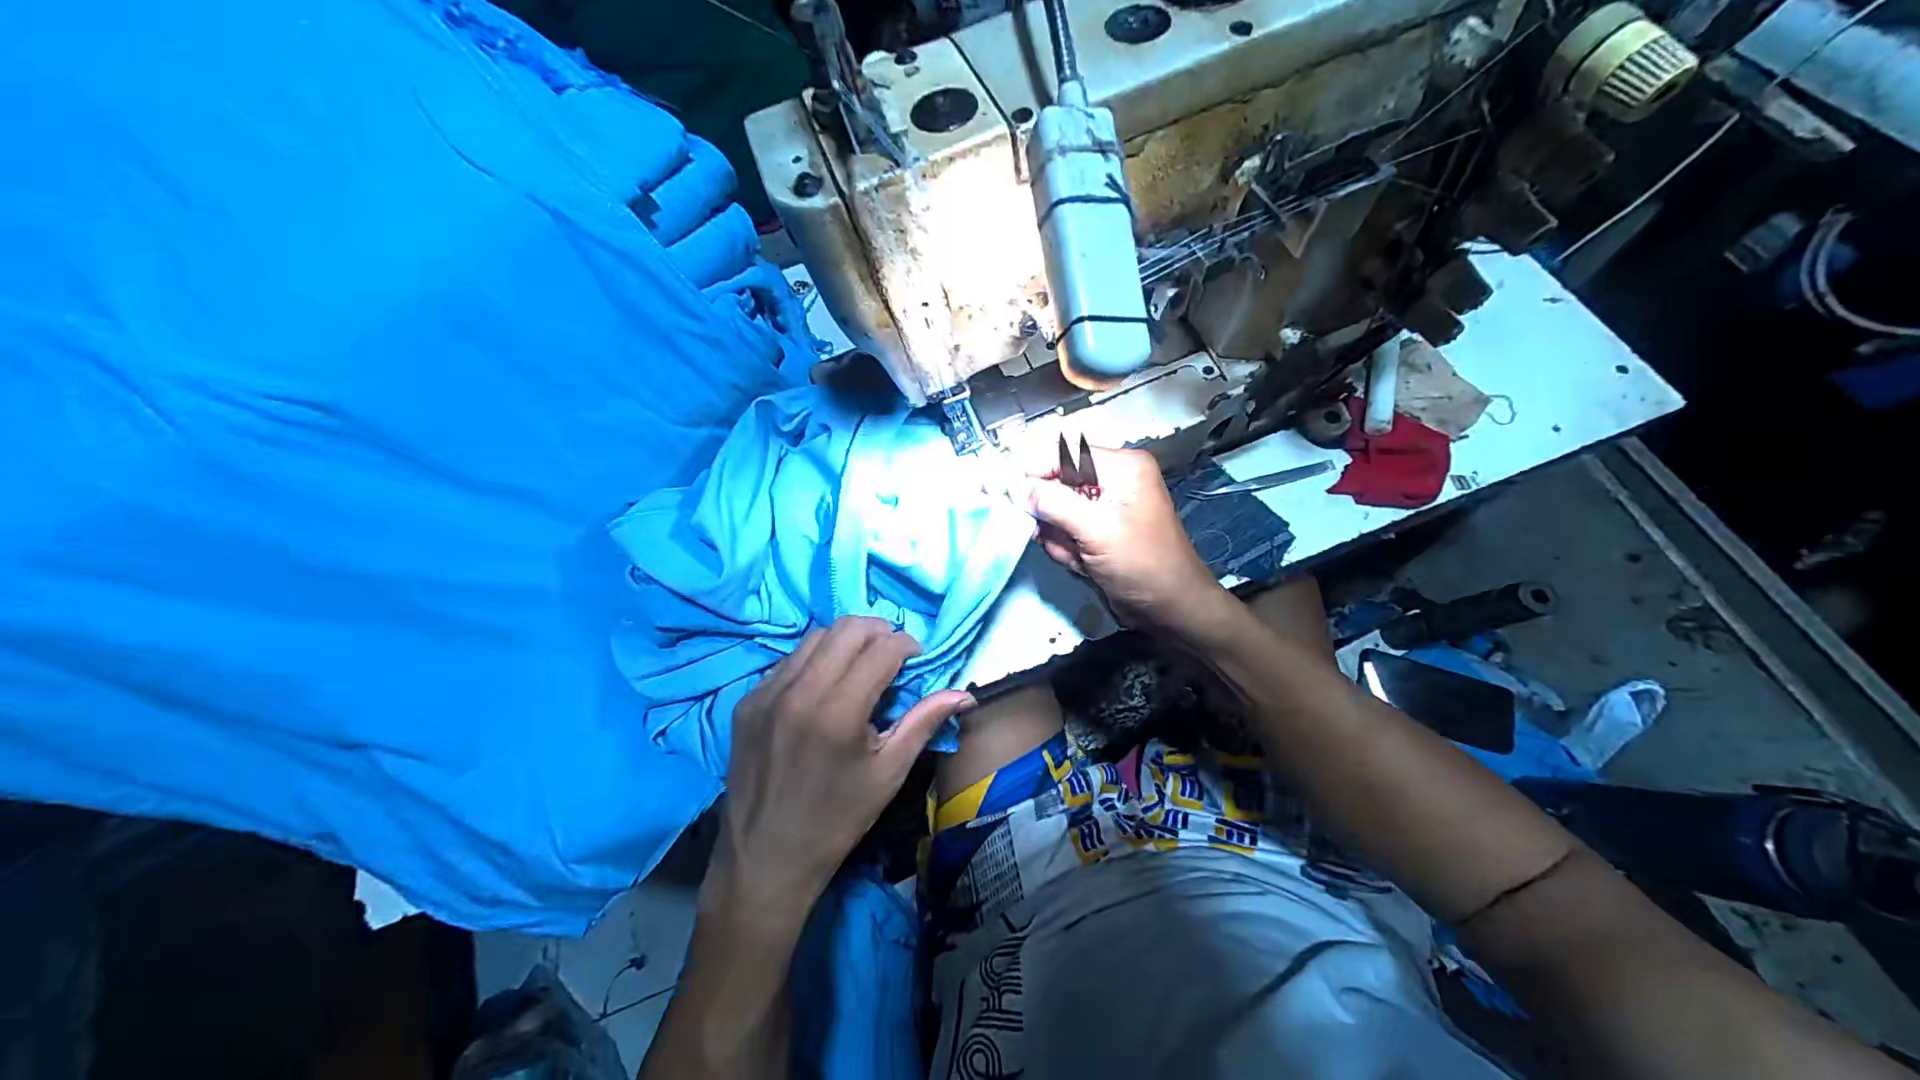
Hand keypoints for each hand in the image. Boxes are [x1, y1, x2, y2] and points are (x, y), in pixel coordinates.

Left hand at [716, 616, 974, 920]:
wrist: (766, 858)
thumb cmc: (838, 820)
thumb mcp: (889, 773)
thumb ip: (924, 723)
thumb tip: (964, 694)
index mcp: (838, 712)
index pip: (881, 649)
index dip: (906, 644)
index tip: (916, 657)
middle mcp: (799, 691)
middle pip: (846, 628)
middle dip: (878, 631)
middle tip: (892, 653)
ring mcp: (766, 693)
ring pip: (815, 637)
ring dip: (845, 641)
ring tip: (860, 665)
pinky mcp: (747, 701)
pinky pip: (788, 661)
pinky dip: (815, 660)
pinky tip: (825, 686)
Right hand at [1025, 444, 1231, 636]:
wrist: (1171, 609)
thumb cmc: (1142, 565)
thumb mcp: (1095, 529)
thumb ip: (1052, 503)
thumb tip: (1016, 487)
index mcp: (1121, 466)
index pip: (1064, 455)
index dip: (1033, 471)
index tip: (1006, 491)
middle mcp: (1112, 480)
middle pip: (1056, 484)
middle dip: (1053, 517)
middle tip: (1064, 540)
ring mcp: (1104, 506)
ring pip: (1056, 512)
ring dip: (1061, 538)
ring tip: (1081, 557)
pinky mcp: (1098, 530)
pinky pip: (1065, 531)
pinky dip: (1068, 550)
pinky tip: (1085, 564)